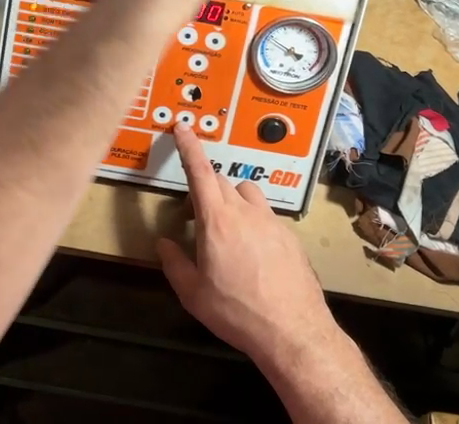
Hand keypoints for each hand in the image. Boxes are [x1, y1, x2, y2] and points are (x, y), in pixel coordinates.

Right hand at [157, 124, 339, 367]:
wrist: (293, 332)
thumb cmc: (237, 312)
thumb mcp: (193, 295)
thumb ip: (174, 264)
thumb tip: (164, 244)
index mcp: (217, 220)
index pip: (200, 171)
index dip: (189, 146)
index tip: (182, 126)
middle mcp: (245, 211)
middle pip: (221, 180)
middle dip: (205, 187)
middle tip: (194, 215)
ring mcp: (271, 221)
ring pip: (246, 192)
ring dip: (232, 199)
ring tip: (227, 228)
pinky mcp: (289, 235)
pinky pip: (266, 214)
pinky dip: (253, 220)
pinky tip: (253, 251)